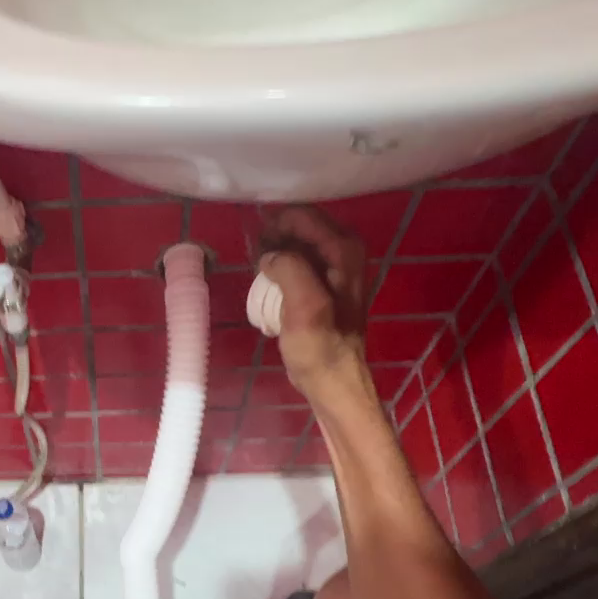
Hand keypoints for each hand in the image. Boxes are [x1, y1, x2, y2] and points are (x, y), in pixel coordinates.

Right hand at [258, 206, 369, 395]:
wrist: (334, 383)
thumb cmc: (320, 349)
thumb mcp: (305, 306)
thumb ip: (290, 270)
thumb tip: (269, 256)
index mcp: (344, 250)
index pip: (303, 216)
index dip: (274, 224)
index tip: (253, 246)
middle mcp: (345, 252)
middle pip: (300, 226)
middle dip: (273, 237)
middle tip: (254, 261)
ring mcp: (335, 268)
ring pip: (297, 244)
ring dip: (274, 254)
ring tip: (258, 275)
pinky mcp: (323, 285)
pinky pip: (297, 263)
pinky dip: (279, 268)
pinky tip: (268, 286)